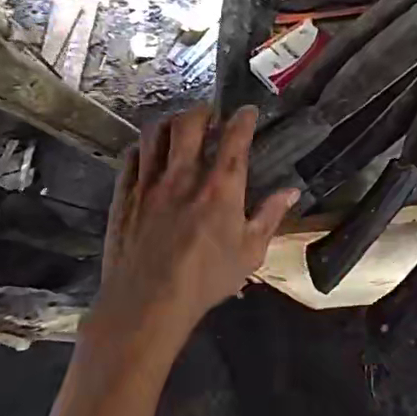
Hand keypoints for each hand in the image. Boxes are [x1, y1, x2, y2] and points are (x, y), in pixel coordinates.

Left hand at [84, 106, 298, 362]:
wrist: (147, 304)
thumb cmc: (206, 280)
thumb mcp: (251, 252)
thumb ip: (270, 216)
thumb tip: (291, 192)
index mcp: (222, 188)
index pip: (235, 138)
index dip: (243, 118)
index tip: (248, 112)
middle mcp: (185, 176)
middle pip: (189, 123)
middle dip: (203, 111)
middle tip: (211, 116)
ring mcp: (149, 183)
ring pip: (154, 133)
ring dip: (170, 122)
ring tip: (179, 126)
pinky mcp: (124, 196)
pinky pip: (131, 157)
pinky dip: (143, 146)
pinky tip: (150, 152)